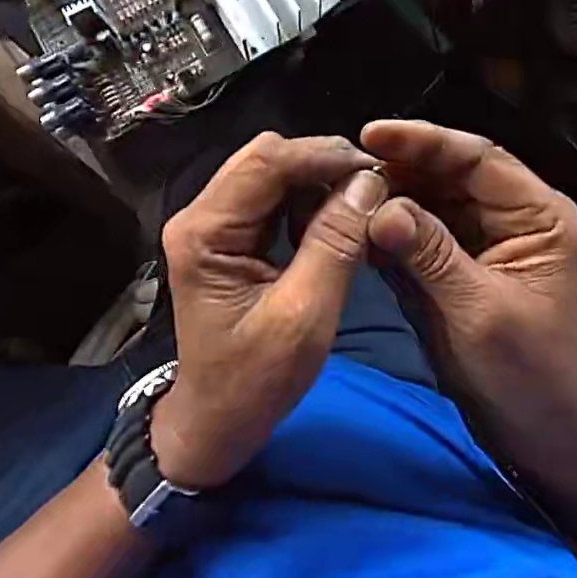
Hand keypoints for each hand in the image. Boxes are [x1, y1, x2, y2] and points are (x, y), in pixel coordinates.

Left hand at [152, 132, 386, 489]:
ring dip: (319, 183)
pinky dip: (309, 203)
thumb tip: (369, 183)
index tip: (375, 173)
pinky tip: (333, 225)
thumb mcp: (305, 316)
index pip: (267, 161)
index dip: (324, 156)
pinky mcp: (229, 236)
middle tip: (372, 190)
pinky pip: (274, 199)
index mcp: (205, 231)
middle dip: (324, 166)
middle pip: (267, 158)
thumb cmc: (254, 380)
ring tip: (357, 211)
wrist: (215, 421)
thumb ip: (337, 243)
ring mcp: (213, 224)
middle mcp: (201, 215)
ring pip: (273, 173)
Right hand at [360, 120, 576, 473]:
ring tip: (346, 191)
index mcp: (538, 214)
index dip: (425, 142)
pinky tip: (358, 225)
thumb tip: (380, 208)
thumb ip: (430, 255)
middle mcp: (511, 215)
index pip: (479, 159)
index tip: (372, 134)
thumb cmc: (523, 373)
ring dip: (391, 194)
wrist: (532, 431)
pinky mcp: (455, 261)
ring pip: (430, 197)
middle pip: (451, 171)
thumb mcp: (478, 312)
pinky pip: (419, 230)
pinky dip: (389, 227)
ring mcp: (480, 237)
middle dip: (402, 167)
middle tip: (348, 167)